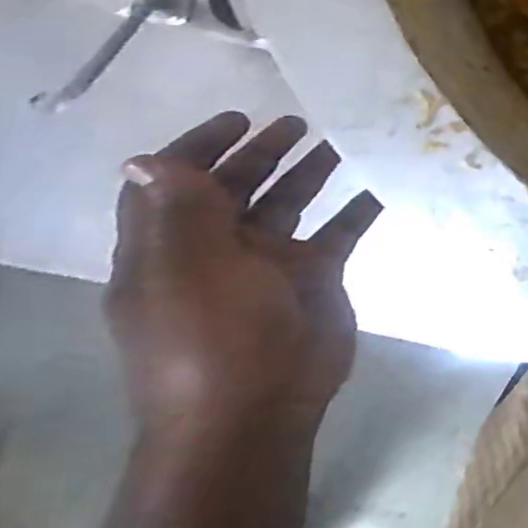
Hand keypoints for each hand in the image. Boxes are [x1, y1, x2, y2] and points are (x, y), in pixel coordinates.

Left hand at [107, 112, 382, 433]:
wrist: (259, 408)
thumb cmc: (212, 338)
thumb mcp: (188, 271)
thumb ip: (179, 212)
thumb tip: (147, 157)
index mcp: (171, 246)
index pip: (174, 184)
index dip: (199, 147)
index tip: (240, 119)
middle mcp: (218, 249)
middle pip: (238, 188)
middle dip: (263, 152)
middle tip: (299, 122)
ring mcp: (271, 264)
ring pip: (291, 204)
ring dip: (311, 172)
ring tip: (343, 141)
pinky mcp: (316, 279)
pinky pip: (339, 232)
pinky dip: (357, 209)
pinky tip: (380, 186)